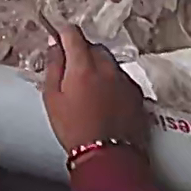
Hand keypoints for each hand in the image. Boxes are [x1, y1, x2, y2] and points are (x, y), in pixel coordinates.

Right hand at [40, 18, 148, 155]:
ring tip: (87, 86)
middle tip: (69, 67)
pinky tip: (103, 97)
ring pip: (109, 61)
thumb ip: (53, 66)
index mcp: (83, 66)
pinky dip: (111, 80)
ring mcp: (125, 81)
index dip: (63, 32)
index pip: (73, 34)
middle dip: (81, 50)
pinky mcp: (138, 94)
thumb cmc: (74, 129)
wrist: (109, 158)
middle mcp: (107, 68)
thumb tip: (54, 46)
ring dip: (97, 65)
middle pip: (93, 46)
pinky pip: (121, 77)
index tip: (57, 36)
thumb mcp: (52, 97)